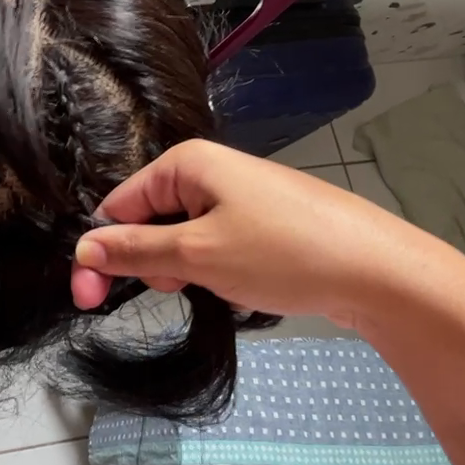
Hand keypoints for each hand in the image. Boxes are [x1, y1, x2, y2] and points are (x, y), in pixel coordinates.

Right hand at [70, 139, 464, 329]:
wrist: (381, 273)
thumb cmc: (281, 253)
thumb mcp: (196, 255)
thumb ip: (133, 251)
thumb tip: (82, 249)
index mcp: (185, 163)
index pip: (118, 205)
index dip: (101, 252)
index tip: (88, 301)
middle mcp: (208, 170)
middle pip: (148, 220)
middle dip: (152, 260)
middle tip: (180, 286)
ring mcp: (239, 195)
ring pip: (182, 237)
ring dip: (186, 268)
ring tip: (221, 284)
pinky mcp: (263, 221)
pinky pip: (215, 243)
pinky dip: (216, 268)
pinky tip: (244, 283)